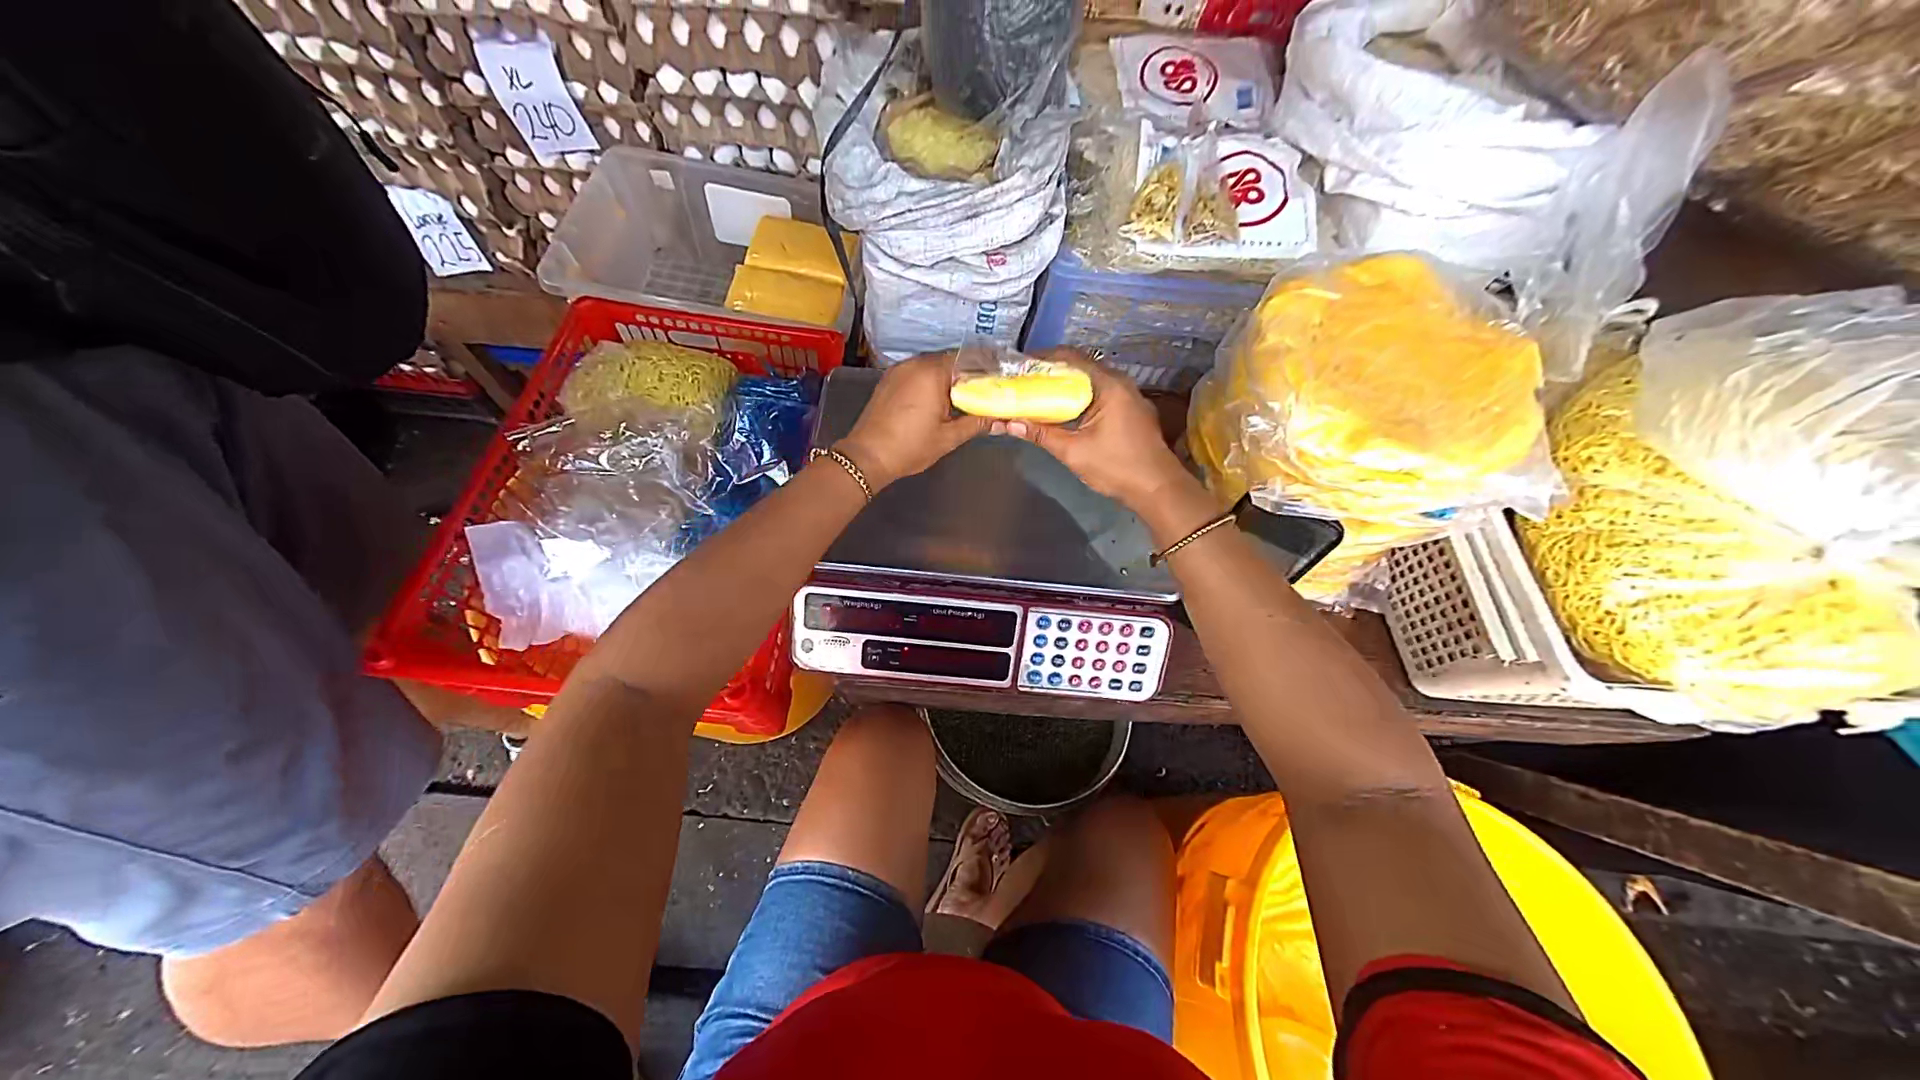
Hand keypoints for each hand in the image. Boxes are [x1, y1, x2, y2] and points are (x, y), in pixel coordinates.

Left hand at [836, 352, 991, 491]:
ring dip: (947, 381)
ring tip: (960, 401)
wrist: (867, 457)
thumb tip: (1000, 420)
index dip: (985, 372)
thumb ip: (976, 423)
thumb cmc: (909, 447)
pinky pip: (916, 374)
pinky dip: (929, 384)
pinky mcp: (889, 380)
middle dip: (966, 377)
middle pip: (950, 362)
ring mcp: (899, 370)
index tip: (997, 385)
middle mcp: (915, 364)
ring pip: (932, 368)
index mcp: (932, 373)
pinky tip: (936, 402)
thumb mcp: (948, 437)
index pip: (968, 360)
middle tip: (982, 396)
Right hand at [999, 349, 1196, 514]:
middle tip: (1023, 381)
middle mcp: (1121, 383)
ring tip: (1038, 394)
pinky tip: (1064, 410)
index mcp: (1109, 385)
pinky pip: (1100, 394)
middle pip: (1080, 367)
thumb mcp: (1073, 452)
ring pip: (1091, 381)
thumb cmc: (1116, 467)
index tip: (1019, 368)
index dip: (1042, 360)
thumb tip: (1009, 423)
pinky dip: (1080, 397)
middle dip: (1051, 373)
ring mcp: (1129, 396)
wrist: (1158, 488)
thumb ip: (1041, 434)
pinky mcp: (1131, 411)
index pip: (1070, 358)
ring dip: (1066, 386)